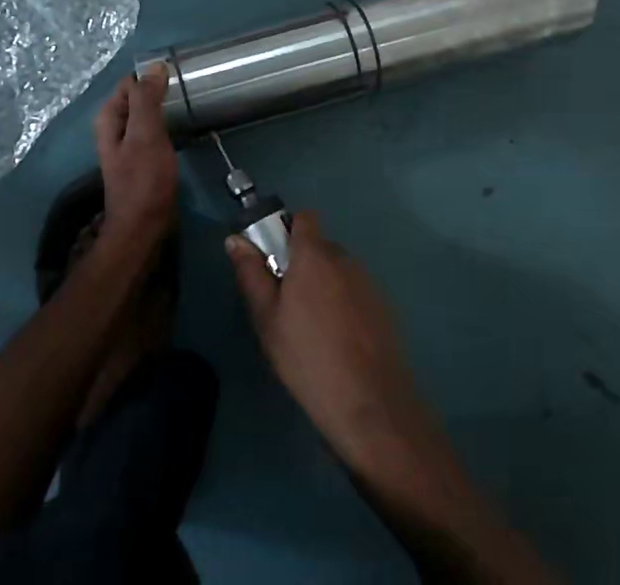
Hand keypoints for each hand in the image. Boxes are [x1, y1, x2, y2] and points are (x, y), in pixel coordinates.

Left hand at [93, 65, 177, 240]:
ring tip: (191, 105)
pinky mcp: (141, 159)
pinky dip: (168, 126)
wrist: (144, 227)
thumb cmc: (144, 181)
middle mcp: (114, 128)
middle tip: (189, 91)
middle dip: (160, 92)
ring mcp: (127, 145)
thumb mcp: (146, 135)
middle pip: (138, 98)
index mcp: (109, 118)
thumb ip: (147, 100)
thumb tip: (154, 66)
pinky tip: (184, 129)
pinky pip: (154, 132)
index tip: (179, 78)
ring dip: (165, 109)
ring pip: (147, 115)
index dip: (152, 77)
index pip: (130, 82)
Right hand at [226, 212, 434, 466]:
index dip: (287, 229)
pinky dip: (341, 303)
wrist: (368, 402)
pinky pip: (354, 290)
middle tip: (283, 302)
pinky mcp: (383, 306)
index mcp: (315, 256)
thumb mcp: (267, 318)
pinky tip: (335, 339)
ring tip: (308, 327)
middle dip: (300, 263)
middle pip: (318, 246)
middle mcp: (345, 259)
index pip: (304, 218)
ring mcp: (368, 282)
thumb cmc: (307, 358)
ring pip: (337, 270)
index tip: (272, 257)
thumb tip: (236, 240)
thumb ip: (251, 274)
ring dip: (321, 284)